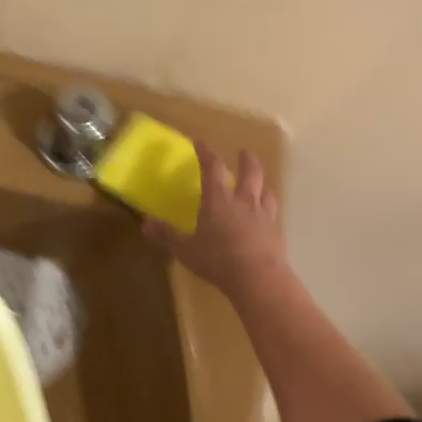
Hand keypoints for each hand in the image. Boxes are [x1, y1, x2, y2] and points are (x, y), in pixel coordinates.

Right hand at [144, 142, 287, 297]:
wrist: (258, 278)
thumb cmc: (217, 260)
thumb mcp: (186, 250)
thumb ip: (167, 236)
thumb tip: (145, 224)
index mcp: (218, 200)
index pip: (213, 168)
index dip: (207, 153)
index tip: (202, 143)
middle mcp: (243, 201)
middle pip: (250, 172)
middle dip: (246, 160)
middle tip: (244, 152)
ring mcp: (263, 215)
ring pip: (266, 191)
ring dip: (261, 183)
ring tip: (260, 183)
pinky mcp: (276, 231)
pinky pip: (274, 212)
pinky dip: (269, 208)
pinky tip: (268, 214)